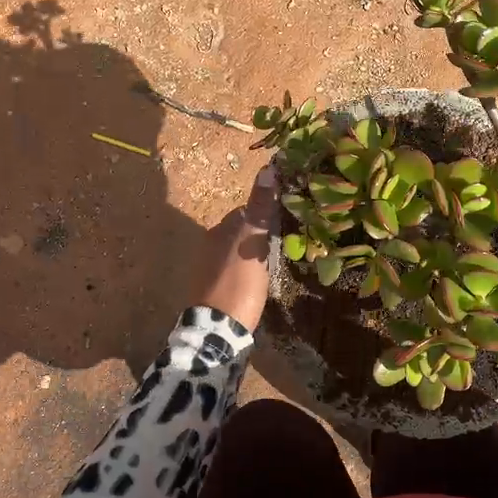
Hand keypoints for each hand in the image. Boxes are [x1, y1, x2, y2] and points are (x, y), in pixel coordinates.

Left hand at [193, 165, 278, 329]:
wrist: (218, 330)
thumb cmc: (238, 282)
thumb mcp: (253, 241)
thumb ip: (260, 207)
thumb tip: (268, 167)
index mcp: (219, 230)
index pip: (245, 211)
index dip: (266, 213)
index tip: (288, 220)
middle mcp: (210, 245)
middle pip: (242, 231)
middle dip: (260, 234)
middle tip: (286, 243)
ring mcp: (209, 269)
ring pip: (238, 251)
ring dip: (255, 253)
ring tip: (277, 262)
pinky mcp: (214, 290)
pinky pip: (235, 270)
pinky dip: (248, 270)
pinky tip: (260, 280)